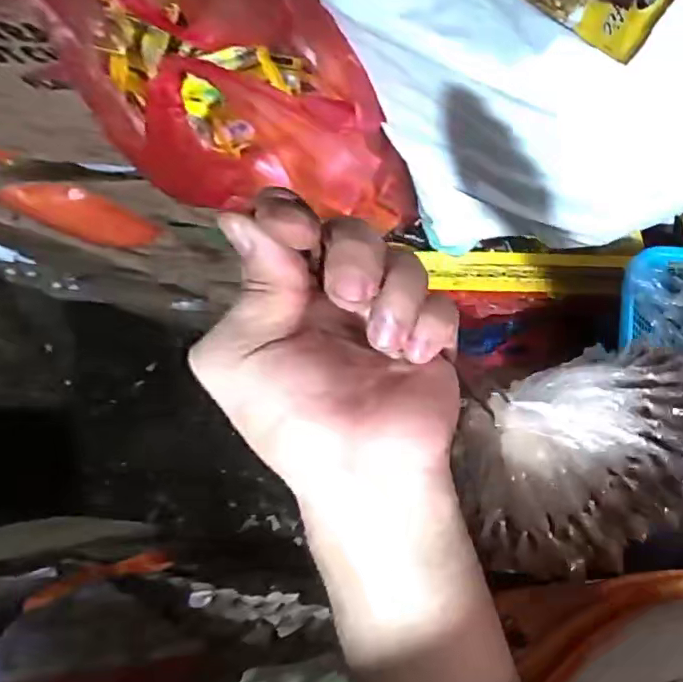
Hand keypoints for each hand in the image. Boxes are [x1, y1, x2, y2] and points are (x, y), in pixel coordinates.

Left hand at [189, 189, 460, 502]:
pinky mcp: (434, 334)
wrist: (363, 467)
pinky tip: (414, 359)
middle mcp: (338, 294)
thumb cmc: (291, 418)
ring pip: (405, 261)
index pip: (288, 225)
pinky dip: (428, 326)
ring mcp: (390, 312)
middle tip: (348, 299)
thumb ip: (255, 288)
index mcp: (286, 294)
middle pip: (353, 231)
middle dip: (354, 257)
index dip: (292, 214)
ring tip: (386, 347)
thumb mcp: (242, 356)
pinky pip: (441, 302)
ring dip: (395, 299)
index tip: (299, 235)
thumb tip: (241, 217)